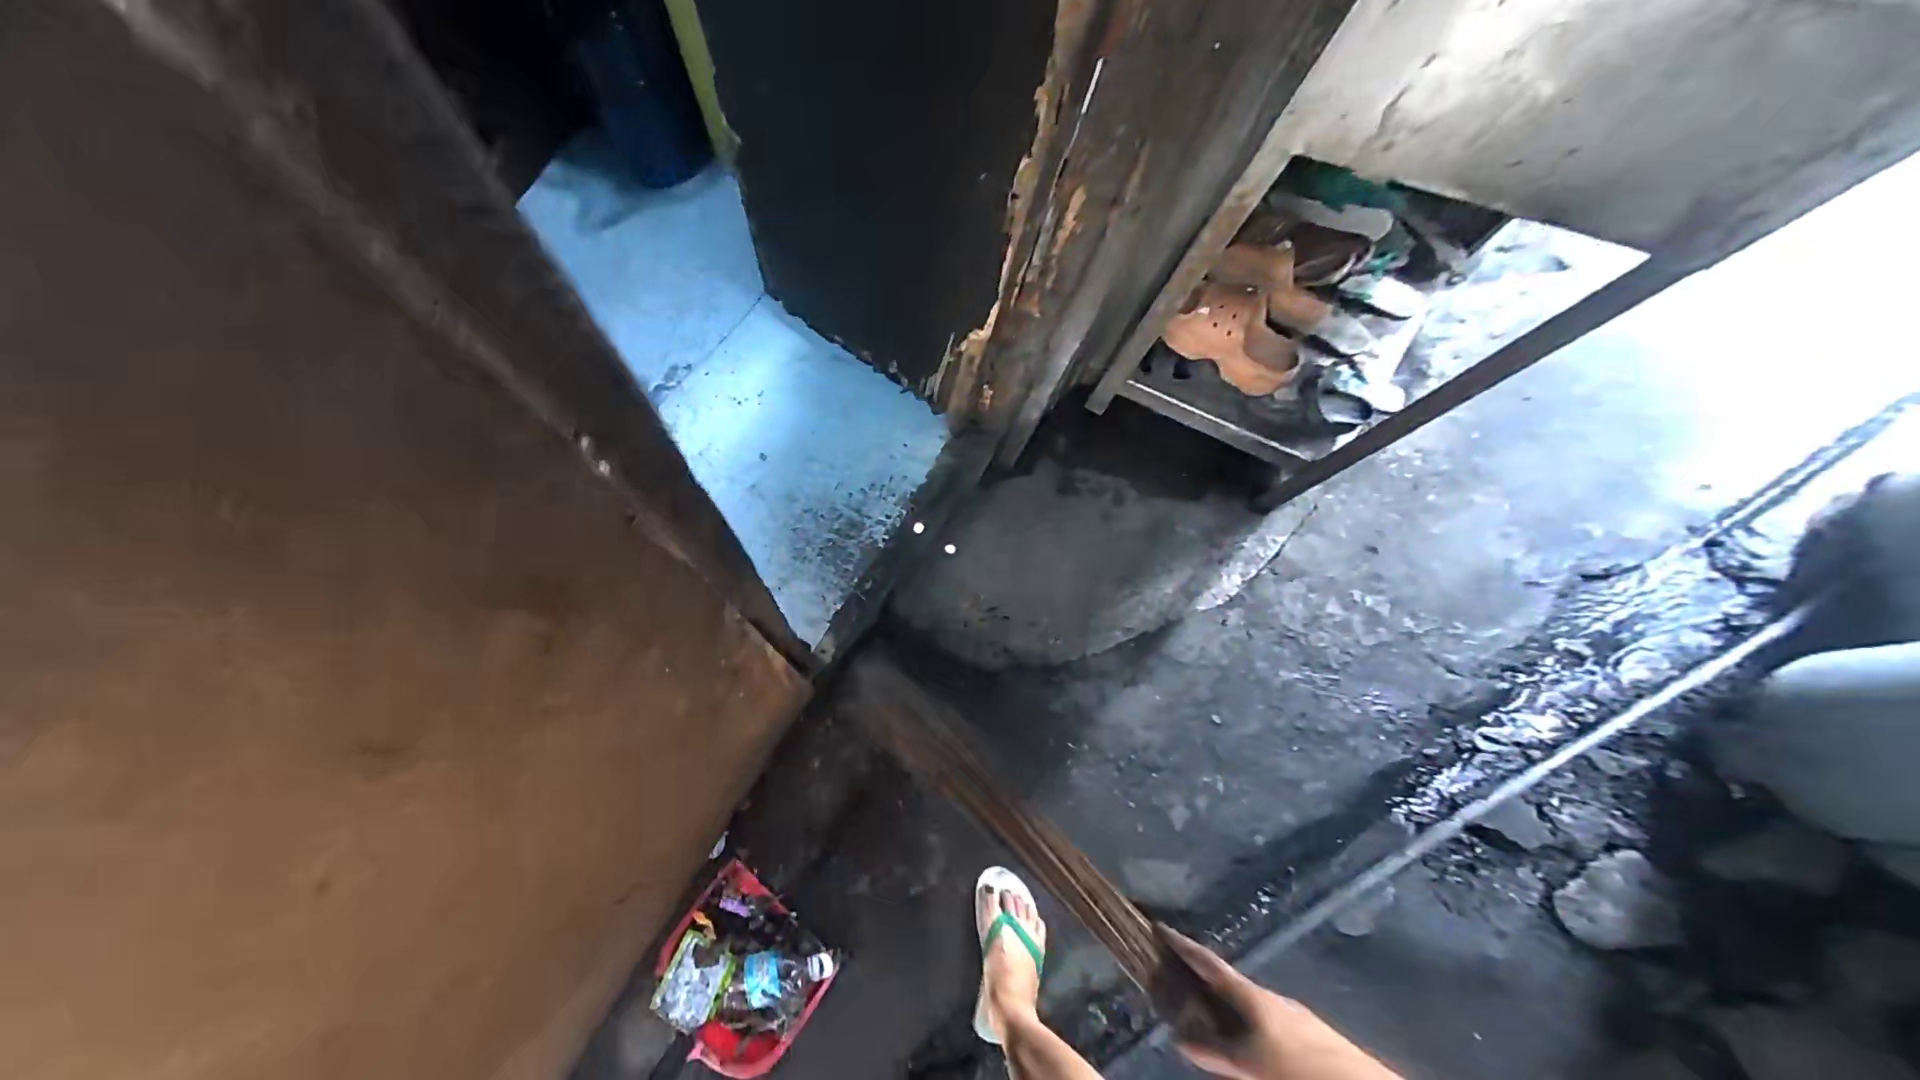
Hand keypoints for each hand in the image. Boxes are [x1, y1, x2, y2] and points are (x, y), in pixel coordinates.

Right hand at [1159, 927, 1400, 1079]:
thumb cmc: (1299, 1068)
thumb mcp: (1251, 1065)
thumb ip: (1217, 1052)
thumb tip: (1179, 1037)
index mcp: (1253, 996)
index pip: (1210, 963)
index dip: (1183, 946)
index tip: (1160, 928)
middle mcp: (1271, 998)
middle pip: (1229, 984)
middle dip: (1203, 982)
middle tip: (1177, 984)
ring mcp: (1293, 1015)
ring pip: (1250, 1007)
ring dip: (1227, 1010)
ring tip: (1208, 1023)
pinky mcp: (1310, 1036)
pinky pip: (1267, 1023)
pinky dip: (1247, 1027)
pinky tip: (1249, 1048)